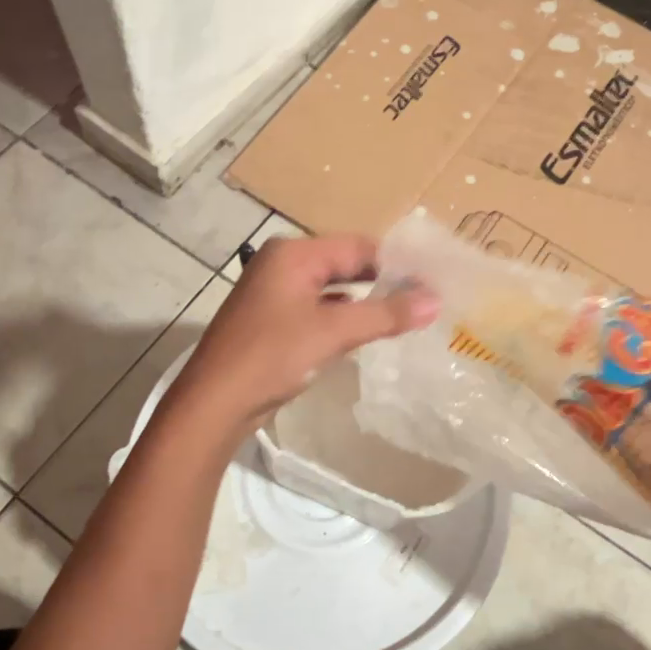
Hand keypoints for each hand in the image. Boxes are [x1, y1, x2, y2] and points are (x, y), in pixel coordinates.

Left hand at [168, 235, 439, 429]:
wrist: (215, 403)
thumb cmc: (272, 357)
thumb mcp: (333, 332)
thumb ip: (385, 313)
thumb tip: (435, 299)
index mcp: (293, 254)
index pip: (358, 246)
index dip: (397, 262)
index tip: (435, 278)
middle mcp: (281, 265)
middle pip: (344, 264)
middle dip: (383, 280)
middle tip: (426, 296)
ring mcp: (273, 293)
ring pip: (331, 289)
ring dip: (364, 301)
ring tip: (406, 313)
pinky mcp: (271, 322)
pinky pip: (317, 310)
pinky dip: (343, 318)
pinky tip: (366, 332)